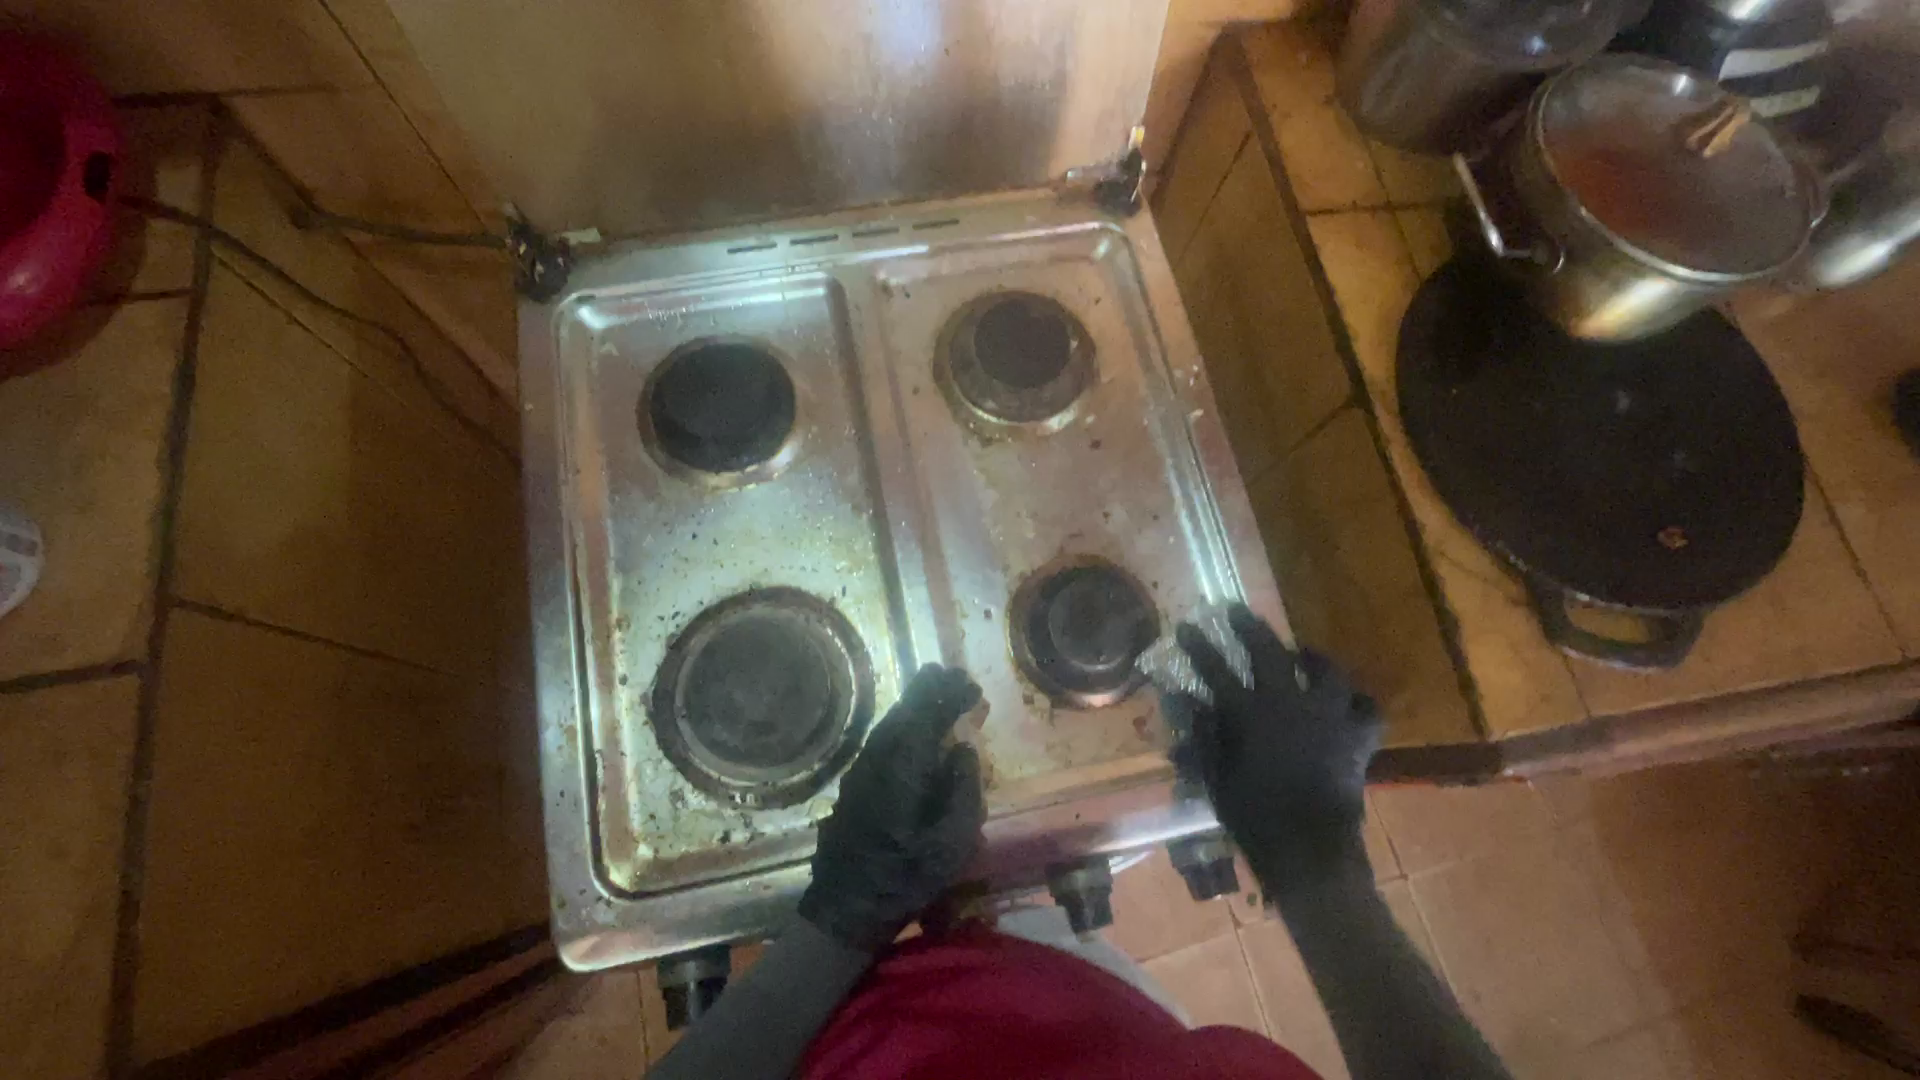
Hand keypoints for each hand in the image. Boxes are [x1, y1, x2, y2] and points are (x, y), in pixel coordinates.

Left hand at [798, 665, 984, 950]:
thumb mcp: (952, 842)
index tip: (972, 687)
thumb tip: (963, 750)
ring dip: (915, 704)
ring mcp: (862, 768)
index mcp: (905, 766)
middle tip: (955, 677)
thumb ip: (963, 789)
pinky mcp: (855, 782)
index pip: (929, 713)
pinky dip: (903, 724)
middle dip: (931, 690)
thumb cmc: (906, 877)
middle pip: (905, 709)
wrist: (846, 906)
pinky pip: (882, 738)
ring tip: (937, 692)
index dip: (951, 695)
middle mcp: (879, 757)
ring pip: (890, 721)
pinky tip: (914, 730)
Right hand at [1173, 607, 1380, 896]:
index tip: (1188, 626)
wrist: (1309, 851)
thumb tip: (1186, 698)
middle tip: (1236, 612)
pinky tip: (1347, 700)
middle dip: (1249, 627)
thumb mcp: (1214, 775)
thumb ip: (1201, 732)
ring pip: (1327, 671)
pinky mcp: (1357, 739)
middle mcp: (1289, 703)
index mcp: (1248, 713)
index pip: (1215, 667)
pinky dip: (1357, 701)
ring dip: (1312, 657)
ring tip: (1302, 652)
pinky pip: (1367, 709)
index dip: (1199, 646)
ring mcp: (1329, 718)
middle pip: (1268, 652)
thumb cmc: (1252, 816)